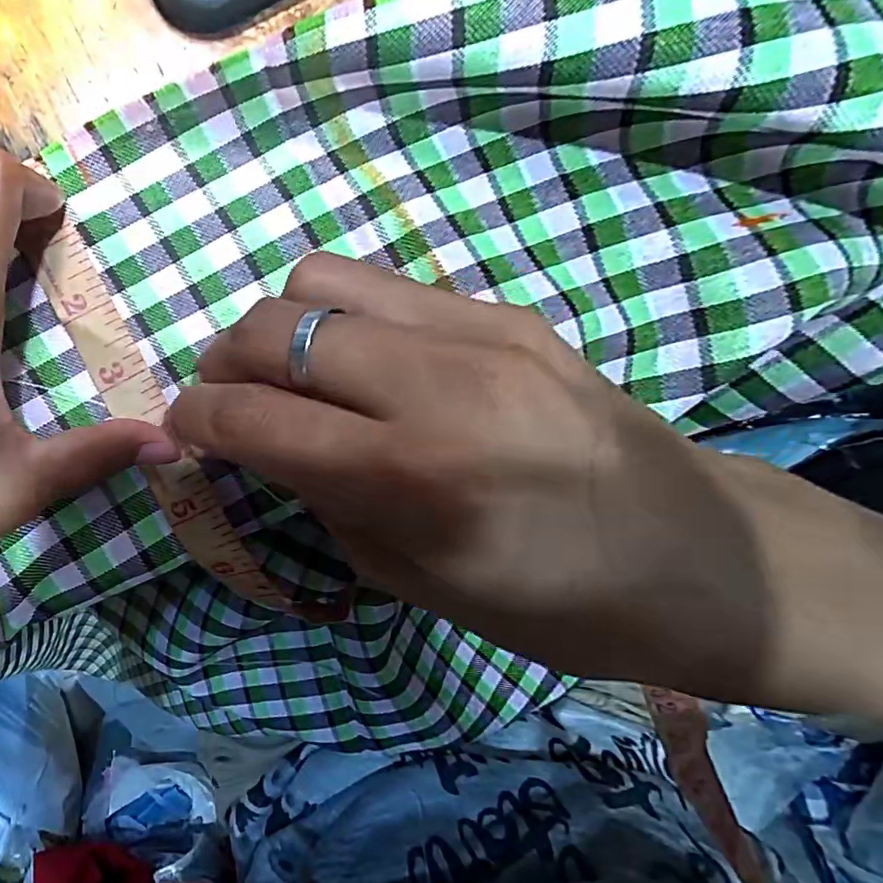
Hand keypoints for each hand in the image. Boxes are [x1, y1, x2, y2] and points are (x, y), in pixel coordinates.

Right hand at [169, 252, 772, 690]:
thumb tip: (246, 440)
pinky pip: (374, 283)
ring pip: (312, 281)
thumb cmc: (544, 602)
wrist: (705, 557)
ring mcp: (475, 330)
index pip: (253, 417)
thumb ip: (310, 492)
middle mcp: (438, 383)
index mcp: (412, 474)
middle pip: (269, 329)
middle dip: (219, 364)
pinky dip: (334, 318)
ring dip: (275, 328)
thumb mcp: (399, 574)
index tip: (178, 429)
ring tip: (288, 371)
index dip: (193, 417)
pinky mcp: (499, 309)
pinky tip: (353, 360)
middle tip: (225, 399)